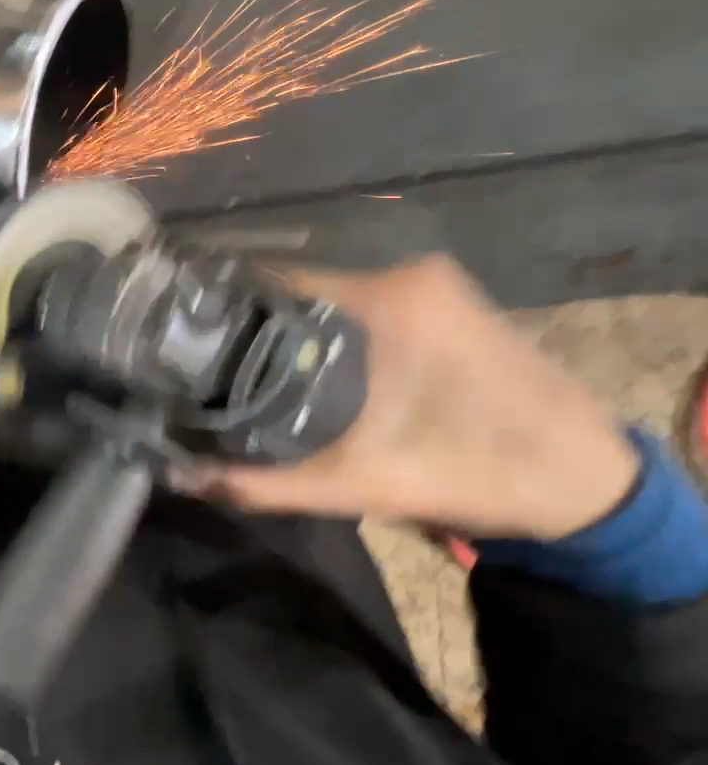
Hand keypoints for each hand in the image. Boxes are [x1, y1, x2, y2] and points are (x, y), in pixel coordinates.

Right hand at [185, 256, 637, 540]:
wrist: (588, 487)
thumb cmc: (471, 473)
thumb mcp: (355, 483)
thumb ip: (260, 482)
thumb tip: (177, 476)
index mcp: (386, 300)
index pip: (271, 282)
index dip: (222, 307)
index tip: (181, 333)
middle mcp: (407, 277)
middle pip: (297, 290)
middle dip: (252, 324)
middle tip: (202, 360)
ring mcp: (433, 286)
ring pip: (329, 299)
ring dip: (291, 329)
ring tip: (239, 364)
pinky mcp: (450, 303)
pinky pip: (362, 306)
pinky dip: (331, 330)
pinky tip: (306, 365)